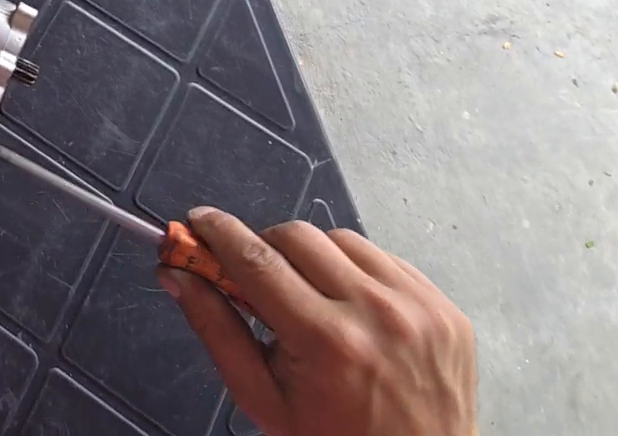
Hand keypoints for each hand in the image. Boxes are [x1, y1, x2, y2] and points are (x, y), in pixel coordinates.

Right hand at [158, 208, 476, 435]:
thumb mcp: (261, 398)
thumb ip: (214, 327)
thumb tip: (173, 272)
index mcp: (327, 342)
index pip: (256, 258)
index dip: (219, 231)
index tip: (198, 220)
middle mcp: (377, 315)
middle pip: (295, 236)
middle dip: (264, 246)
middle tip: (255, 277)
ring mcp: (419, 309)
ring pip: (338, 239)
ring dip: (311, 256)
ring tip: (309, 296)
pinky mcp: (444, 308)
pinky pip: (380, 256)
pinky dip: (354, 269)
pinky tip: (349, 305)